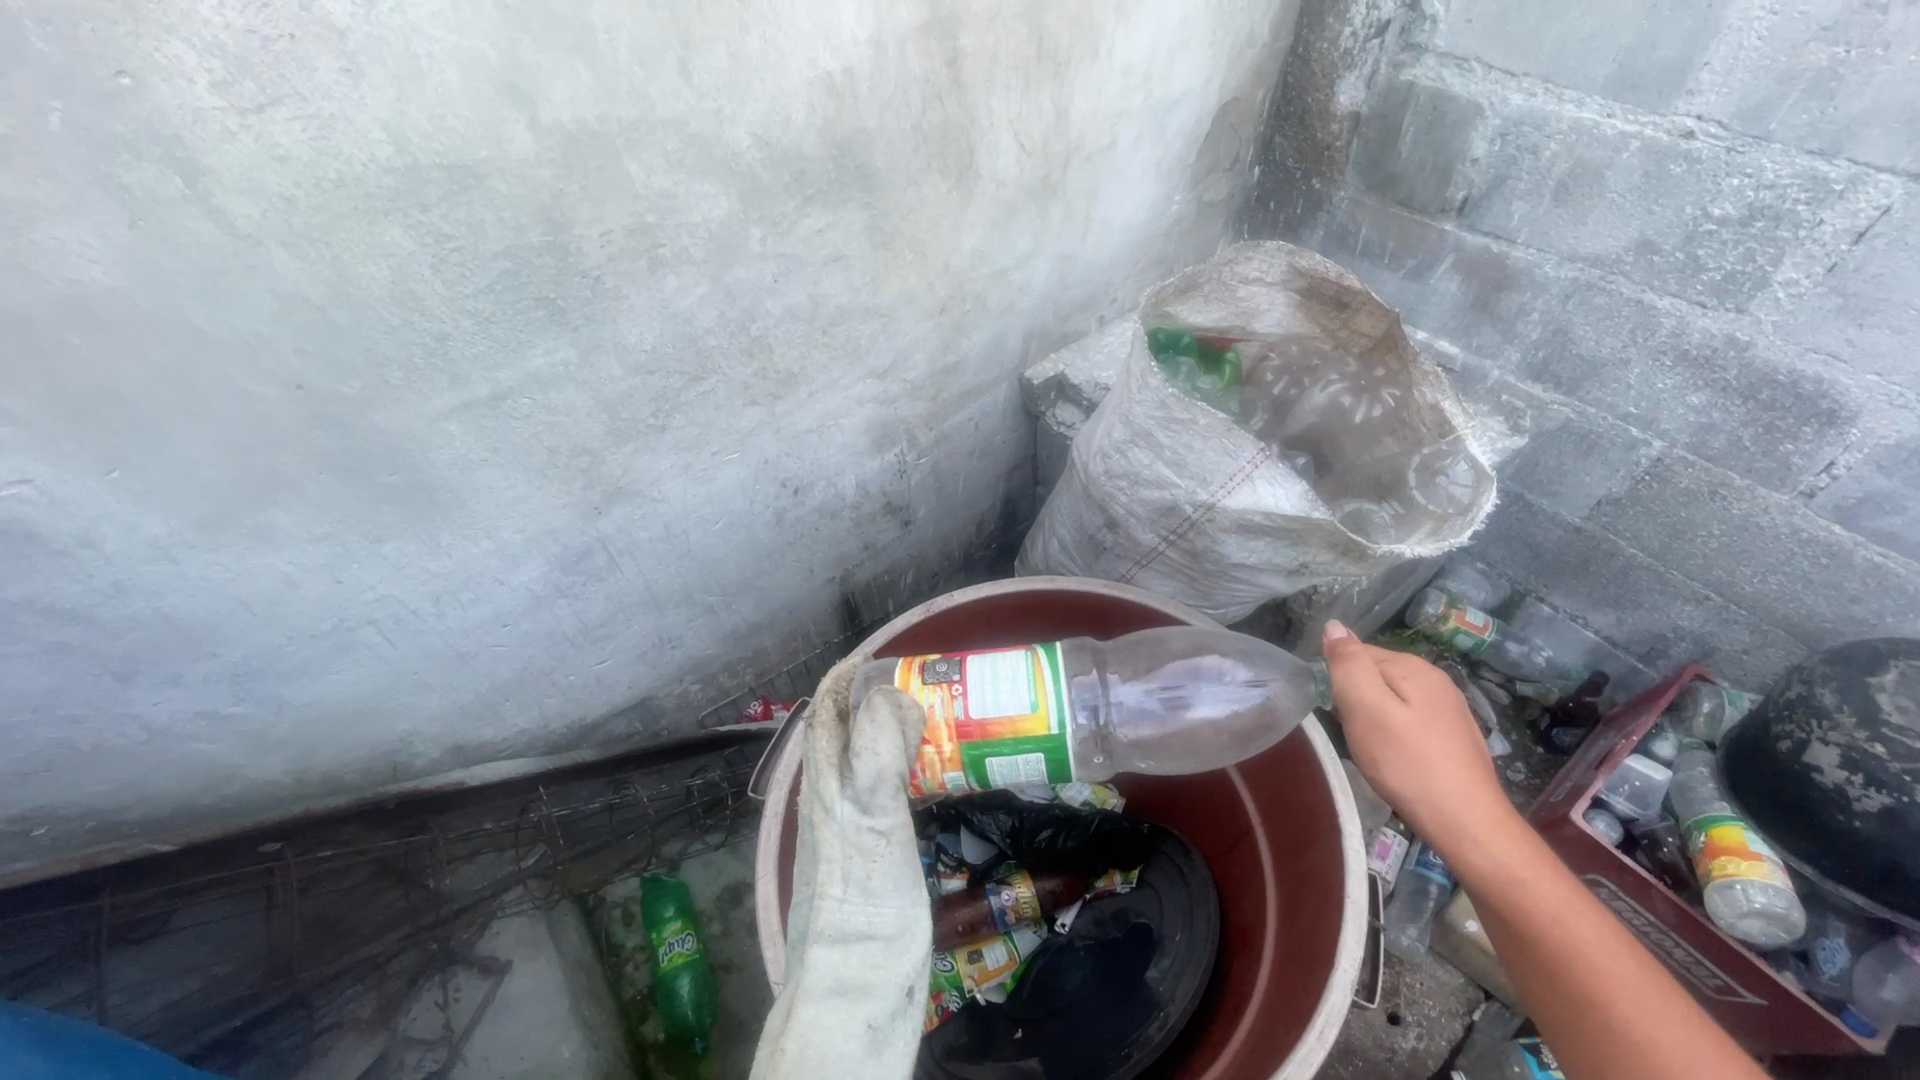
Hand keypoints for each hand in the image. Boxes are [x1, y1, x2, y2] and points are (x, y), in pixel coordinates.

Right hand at [1321, 621, 1514, 847]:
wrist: (1465, 820)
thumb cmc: (1407, 763)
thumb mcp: (1365, 709)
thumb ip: (1348, 664)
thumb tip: (1334, 625)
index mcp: (1413, 667)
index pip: (1357, 653)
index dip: (1338, 681)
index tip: (1337, 713)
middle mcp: (1435, 678)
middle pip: (1376, 674)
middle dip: (1356, 698)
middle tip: (1352, 733)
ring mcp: (1449, 706)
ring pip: (1393, 697)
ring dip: (1374, 715)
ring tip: (1370, 748)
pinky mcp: (1454, 733)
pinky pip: (1410, 717)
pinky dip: (1394, 731)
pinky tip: (1395, 756)